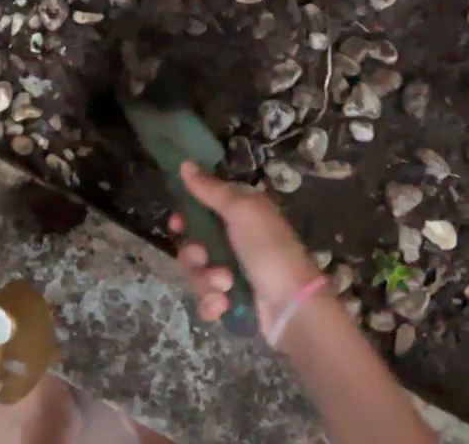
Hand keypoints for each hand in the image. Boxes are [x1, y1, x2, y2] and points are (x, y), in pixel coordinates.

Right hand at [171, 160, 322, 324]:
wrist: (291, 306)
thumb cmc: (269, 250)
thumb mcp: (242, 212)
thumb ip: (212, 190)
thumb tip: (185, 163)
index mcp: (241, 215)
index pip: (202, 209)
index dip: (186, 216)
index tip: (177, 224)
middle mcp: (235, 241)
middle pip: (193, 243)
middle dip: (194, 254)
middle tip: (203, 257)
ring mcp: (233, 272)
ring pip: (197, 273)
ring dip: (206, 279)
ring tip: (226, 284)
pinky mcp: (231, 301)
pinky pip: (206, 300)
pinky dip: (212, 303)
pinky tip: (224, 304)